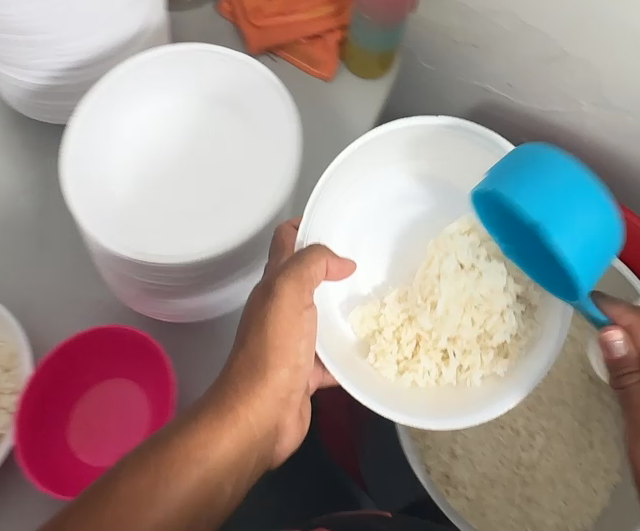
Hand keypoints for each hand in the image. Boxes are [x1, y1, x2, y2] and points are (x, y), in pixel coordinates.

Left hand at [209, 219, 355, 467]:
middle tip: (370, 260)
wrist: (259, 418)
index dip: (306, 224)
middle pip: (308, 278)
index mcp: (274, 285)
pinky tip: (373, 349)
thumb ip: (312, 264)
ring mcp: (293, 343)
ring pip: (323, 317)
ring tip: (380, 299)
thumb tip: (342, 261)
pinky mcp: (306, 374)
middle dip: (334, 267)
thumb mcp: (289, 292)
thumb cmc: (271, 352)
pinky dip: (350, 354)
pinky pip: (333, 358)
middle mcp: (281, 309)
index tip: (336, 220)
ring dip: (345, 310)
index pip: (286, 241)